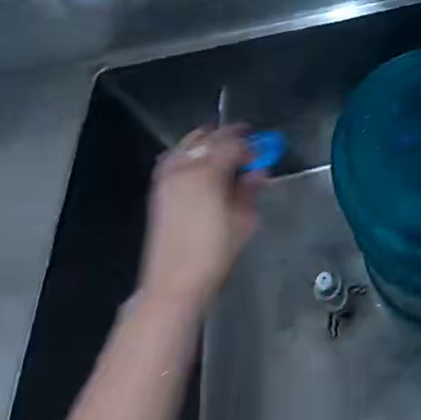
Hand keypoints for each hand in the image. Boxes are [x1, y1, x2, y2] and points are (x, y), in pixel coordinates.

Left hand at [140, 126, 264, 313]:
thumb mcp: (243, 222)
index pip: (232, 144)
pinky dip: (188, 153)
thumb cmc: (214, 254)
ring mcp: (167, 177)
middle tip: (247, 144)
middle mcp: (185, 168)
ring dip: (208, 142)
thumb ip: (249, 191)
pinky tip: (199, 165)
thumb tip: (257, 173)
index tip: (262, 152)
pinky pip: (174, 158)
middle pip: (209, 138)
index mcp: (208, 173)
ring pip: (188, 144)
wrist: (174, 282)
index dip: (250, 145)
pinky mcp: (158, 190)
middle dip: (229, 137)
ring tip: (223, 151)